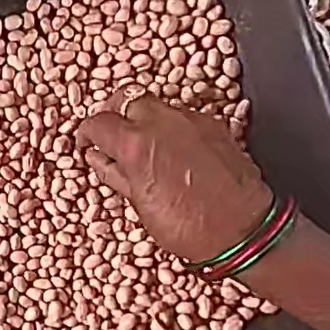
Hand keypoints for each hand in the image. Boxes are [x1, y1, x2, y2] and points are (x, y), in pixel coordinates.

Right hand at [78, 95, 272, 262]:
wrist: (242, 231)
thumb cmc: (189, 226)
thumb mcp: (139, 203)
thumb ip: (115, 173)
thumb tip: (98, 158)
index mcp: (135, 144)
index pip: (98, 123)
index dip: (87, 133)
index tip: (87, 142)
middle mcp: (162, 123)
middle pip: (126, 98)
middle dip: (113, 113)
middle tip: (110, 136)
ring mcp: (191, 121)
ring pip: (156, 105)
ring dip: (142, 120)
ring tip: (141, 146)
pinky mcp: (214, 126)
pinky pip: (182, 117)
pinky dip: (169, 127)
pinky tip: (170, 151)